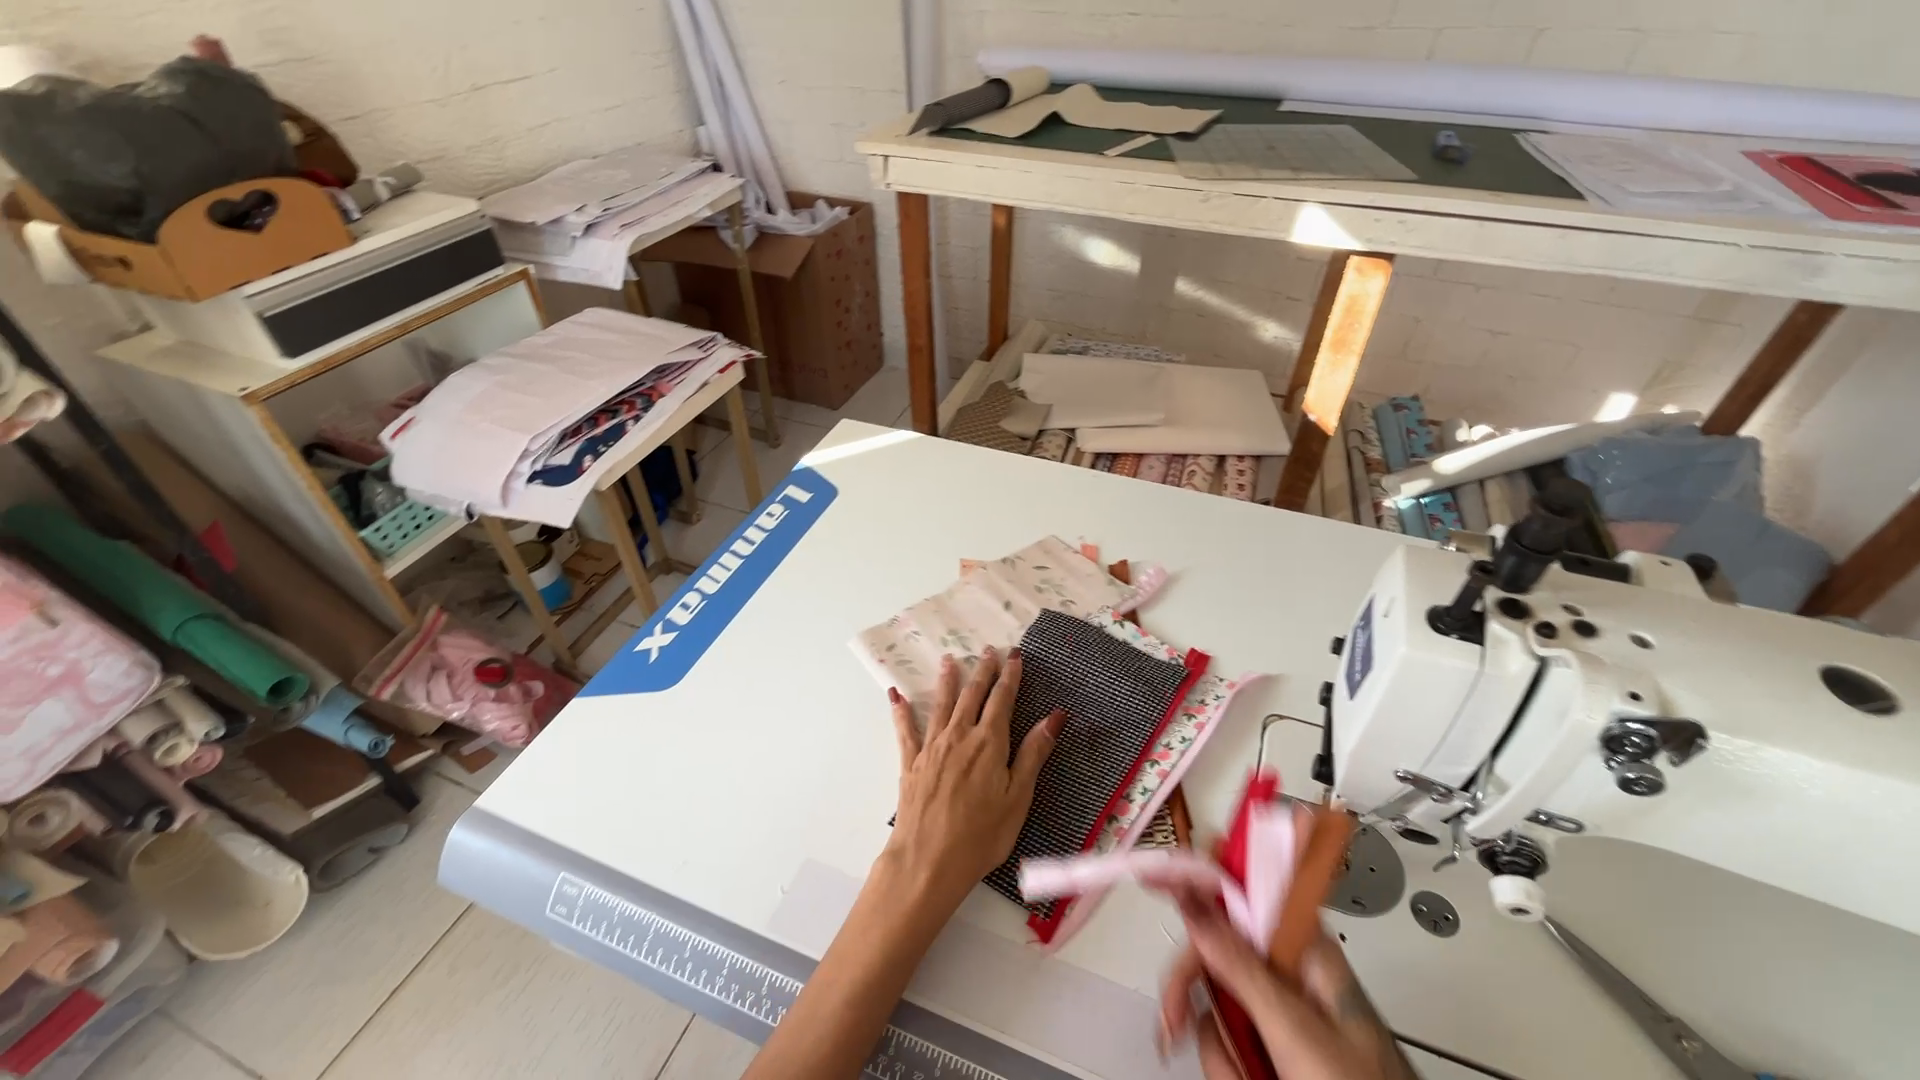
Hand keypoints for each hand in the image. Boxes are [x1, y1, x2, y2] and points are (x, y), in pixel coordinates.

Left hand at [883, 647, 1062, 906]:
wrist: (928, 861)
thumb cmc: (982, 835)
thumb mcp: (1018, 797)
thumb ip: (1033, 753)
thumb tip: (1054, 716)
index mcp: (989, 743)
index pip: (1002, 701)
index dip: (1010, 676)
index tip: (1015, 655)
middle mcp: (959, 737)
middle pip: (972, 696)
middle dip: (982, 672)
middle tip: (988, 651)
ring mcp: (931, 749)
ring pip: (941, 706)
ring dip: (947, 682)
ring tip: (950, 661)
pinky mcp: (910, 764)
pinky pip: (905, 730)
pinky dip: (901, 711)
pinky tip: (896, 696)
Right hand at [1161, 892, 1414, 1079]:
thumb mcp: (1295, 1027)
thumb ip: (1240, 963)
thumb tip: (1195, 900)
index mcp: (1305, 948)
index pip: (1247, 888)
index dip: (1204, 879)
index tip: (1161, 877)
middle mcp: (1285, 969)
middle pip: (1212, 947)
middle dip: (1192, 989)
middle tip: (1174, 1018)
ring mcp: (1272, 1006)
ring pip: (1211, 999)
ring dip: (1223, 1047)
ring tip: (1256, 1076)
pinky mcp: (1263, 1037)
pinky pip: (1220, 1036)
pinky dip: (1228, 1065)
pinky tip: (1253, 1078)